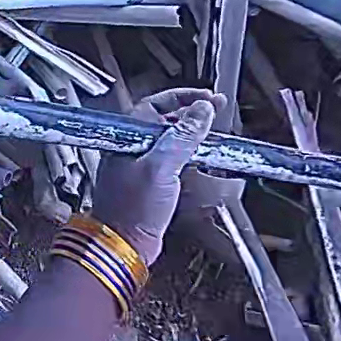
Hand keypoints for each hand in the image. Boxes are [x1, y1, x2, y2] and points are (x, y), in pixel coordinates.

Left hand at [92, 89, 225, 262]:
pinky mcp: (147, 182)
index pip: (153, 105)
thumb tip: (202, 110)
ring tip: (214, 132)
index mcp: (127, 139)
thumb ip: (182, 137)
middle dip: (190, 113)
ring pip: (168, 140)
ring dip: (192, 134)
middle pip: (162, 121)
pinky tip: (203, 157)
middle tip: (216, 111)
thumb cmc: (133, 207)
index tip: (208, 98)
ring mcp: (138, 165)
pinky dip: (188, 155)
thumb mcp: (161, 167)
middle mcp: (130, 148)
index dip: (181, 98)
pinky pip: (170, 160)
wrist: (123, 242)